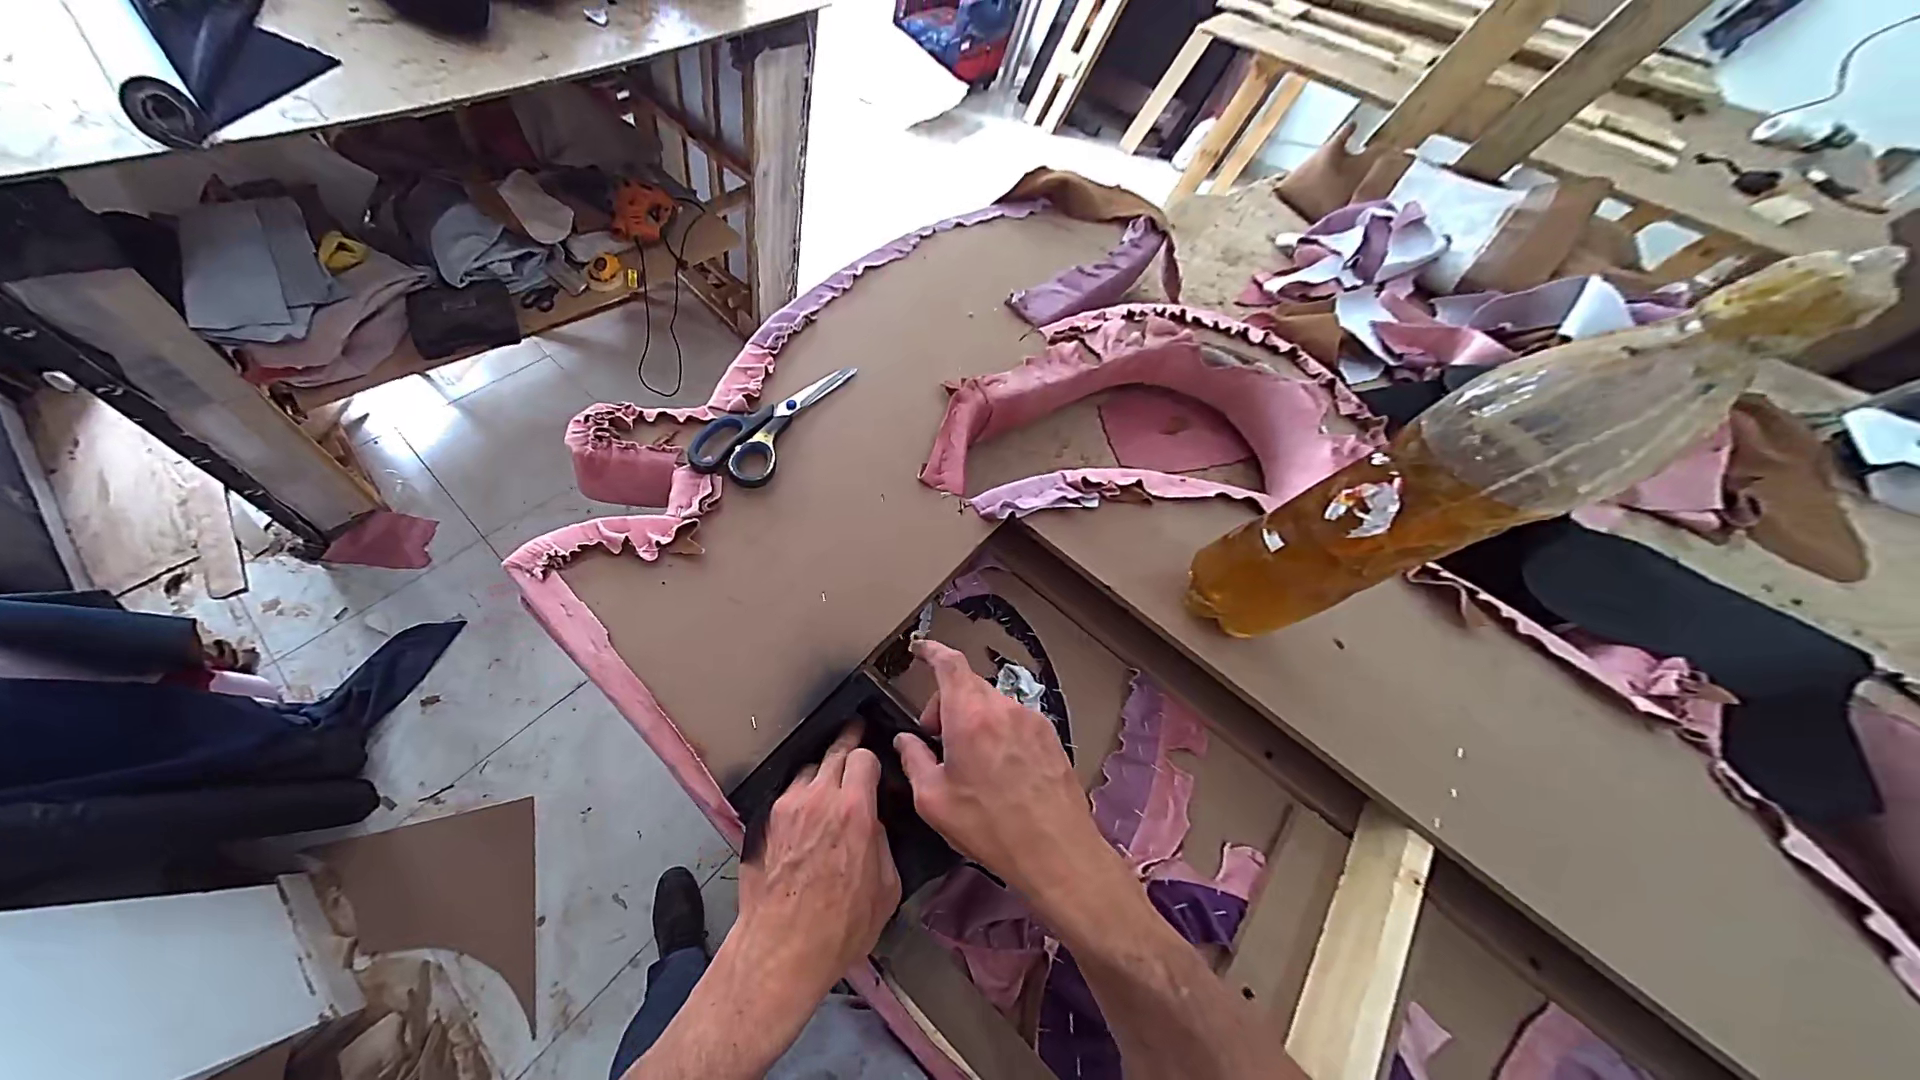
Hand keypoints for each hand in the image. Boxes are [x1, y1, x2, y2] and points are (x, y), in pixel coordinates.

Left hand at [734, 723, 900, 998]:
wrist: (781, 952)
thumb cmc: (838, 927)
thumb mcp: (886, 887)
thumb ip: (883, 843)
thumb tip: (876, 828)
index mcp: (855, 810)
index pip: (864, 757)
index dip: (872, 758)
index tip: (875, 762)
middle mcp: (819, 800)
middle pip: (835, 751)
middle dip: (848, 741)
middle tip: (855, 733)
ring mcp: (788, 809)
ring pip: (808, 768)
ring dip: (822, 771)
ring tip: (829, 780)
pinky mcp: (766, 824)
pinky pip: (788, 794)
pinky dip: (800, 794)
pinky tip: (806, 811)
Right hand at [895, 640, 1113, 901]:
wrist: (1056, 850)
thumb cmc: (992, 828)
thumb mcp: (934, 800)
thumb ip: (913, 760)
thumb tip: (906, 742)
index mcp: (970, 716)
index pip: (949, 663)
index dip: (932, 651)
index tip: (921, 649)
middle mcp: (1003, 708)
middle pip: (968, 684)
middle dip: (947, 701)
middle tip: (936, 737)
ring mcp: (1031, 718)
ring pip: (992, 702)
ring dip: (974, 717)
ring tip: (970, 761)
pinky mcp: (1049, 734)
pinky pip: (1014, 718)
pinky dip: (998, 729)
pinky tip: (998, 768)